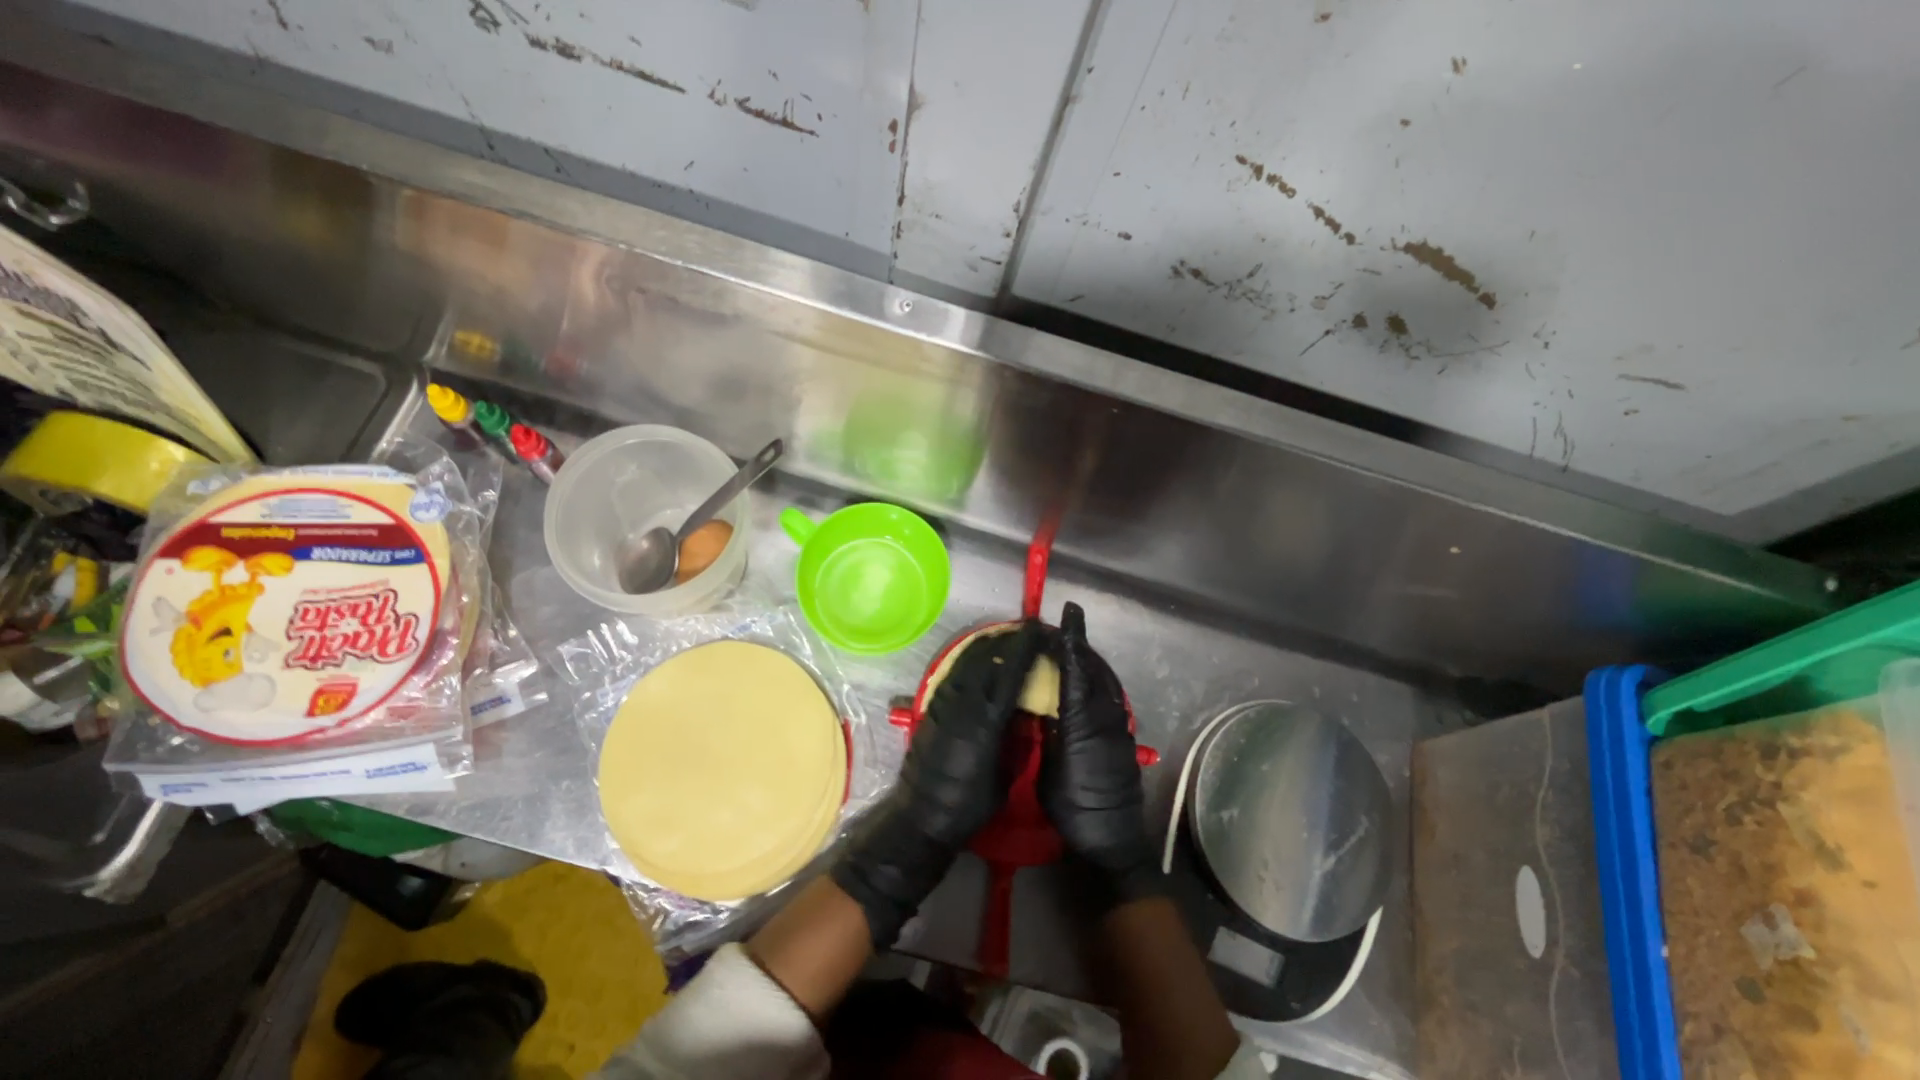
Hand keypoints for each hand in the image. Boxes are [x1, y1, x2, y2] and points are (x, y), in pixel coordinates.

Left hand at [833, 621, 1045, 946]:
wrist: (922, 818)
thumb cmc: (970, 805)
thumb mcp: (1005, 775)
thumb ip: (1015, 739)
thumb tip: (1028, 711)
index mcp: (986, 723)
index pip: (1009, 674)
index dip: (1025, 649)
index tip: (1040, 631)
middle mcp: (962, 706)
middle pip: (986, 660)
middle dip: (1008, 641)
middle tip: (1028, 630)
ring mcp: (942, 705)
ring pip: (965, 663)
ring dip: (987, 646)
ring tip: (1006, 635)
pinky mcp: (929, 709)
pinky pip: (951, 675)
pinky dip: (967, 659)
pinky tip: (977, 656)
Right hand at [1041, 602, 1160, 909]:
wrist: (1112, 841)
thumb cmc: (1073, 810)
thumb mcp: (1047, 772)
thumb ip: (1047, 736)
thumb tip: (1040, 707)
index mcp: (1082, 722)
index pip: (1076, 670)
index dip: (1071, 640)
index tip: (1070, 613)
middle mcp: (1106, 719)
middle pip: (1095, 672)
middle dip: (1080, 648)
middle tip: (1062, 632)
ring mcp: (1120, 730)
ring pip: (1107, 685)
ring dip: (1091, 665)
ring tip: (1073, 653)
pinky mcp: (1125, 742)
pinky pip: (1112, 701)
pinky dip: (1098, 685)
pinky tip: (1087, 689)